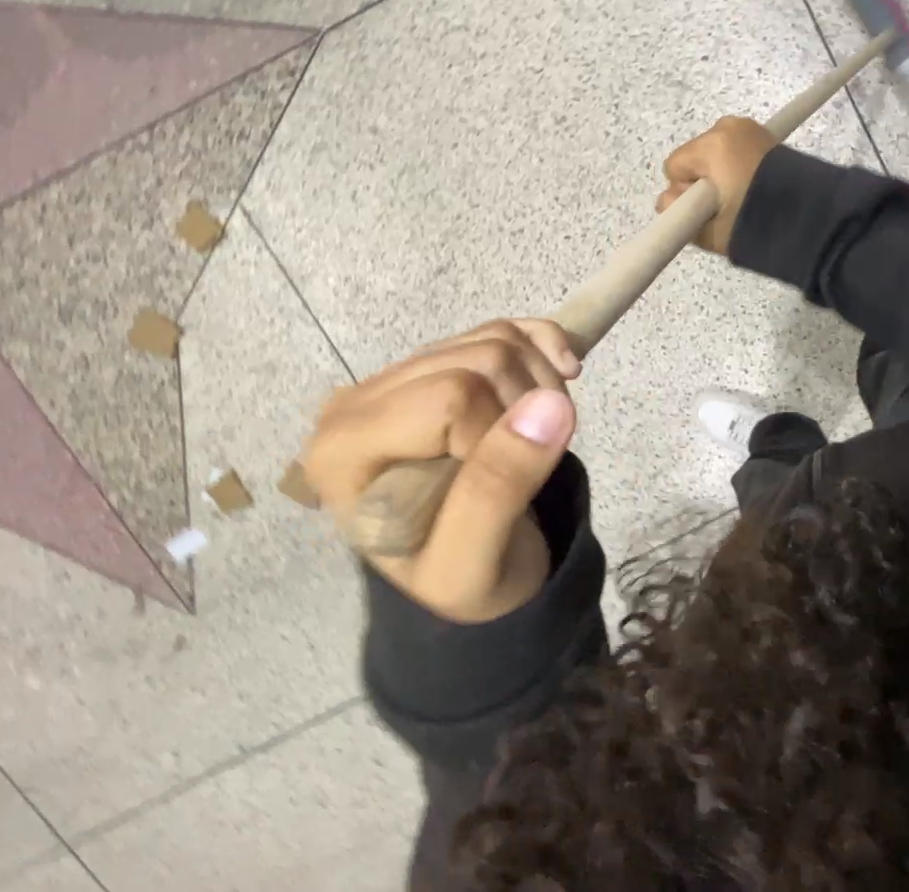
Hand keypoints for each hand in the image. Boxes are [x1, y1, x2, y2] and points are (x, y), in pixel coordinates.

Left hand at [300, 319, 581, 622]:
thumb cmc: (462, 581)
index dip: (501, 437)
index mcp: (344, 449)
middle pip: (479, 358)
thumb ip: (498, 488)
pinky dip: (548, 344)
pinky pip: (504, 327)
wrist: (472, 579)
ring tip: (541, 440)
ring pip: (497, 339)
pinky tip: (564, 376)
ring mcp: (399, 379)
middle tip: (535, 463)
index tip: (509, 488)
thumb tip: (550, 406)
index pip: (454, 395)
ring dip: (543, 385)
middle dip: (529, 408)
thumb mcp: (474, 562)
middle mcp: (358, 402)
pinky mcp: (439, 366)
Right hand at [658, 116, 775, 255]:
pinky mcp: (767, 136)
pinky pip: (738, 152)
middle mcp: (728, 127)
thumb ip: (678, 217)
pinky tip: (757, 188)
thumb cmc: (756, 221)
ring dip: (724, 175)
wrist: (813, 216)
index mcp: (711, 145)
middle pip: (697, 158)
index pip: (675, 167)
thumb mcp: (711, 230)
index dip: (684, 193)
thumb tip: (666, 202)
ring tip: (746, 199)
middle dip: (705, 182)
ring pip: (718, 155)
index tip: (706, 211)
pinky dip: (741, 169)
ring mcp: (750, 129)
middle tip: (728, 208)